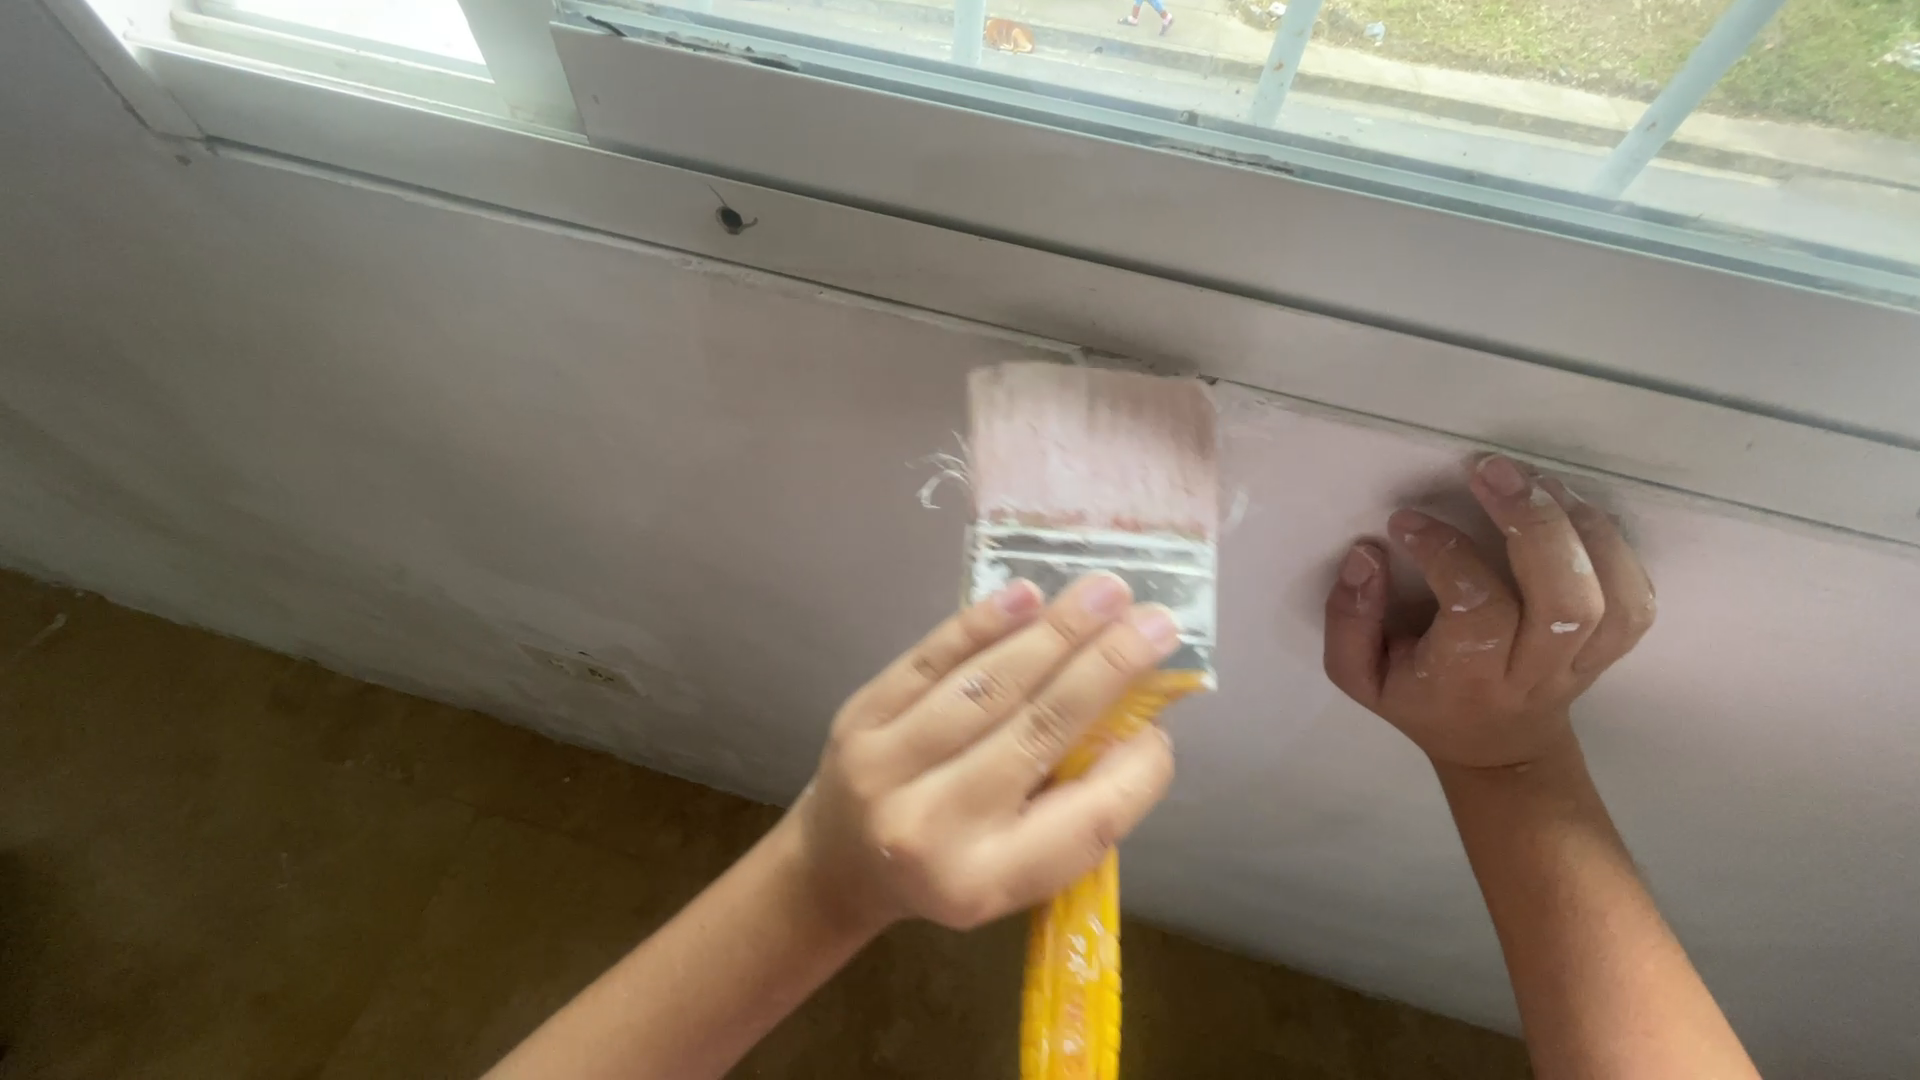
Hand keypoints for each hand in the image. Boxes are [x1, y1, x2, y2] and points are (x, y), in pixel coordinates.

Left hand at [791, 572, 1180, 933]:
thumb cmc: (945, 866)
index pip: (1084, 819)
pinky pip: (932, 659)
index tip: (1167, 724)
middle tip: (1158, 623)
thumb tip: (1137, 722)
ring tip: (1107, 593)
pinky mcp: (861, 717)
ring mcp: (889, 765)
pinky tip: (1028, 596)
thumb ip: (1072, 808)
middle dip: (1107, 669)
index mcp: (985, 880)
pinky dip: (983, 624)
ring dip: (1056, 633)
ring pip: (989, 685)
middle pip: (1038, 732)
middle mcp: (935, 826)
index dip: (1137, 770)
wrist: (840, 861)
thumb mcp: (1012, 869)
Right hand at [1323, 455, 1656, 770]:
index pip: (1476, 608)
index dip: (1445, 553)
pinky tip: (1570, 504)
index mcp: (1469, 676)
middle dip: (1532, 523)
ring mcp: (1585, 659)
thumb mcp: (1358, 674)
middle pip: (1563, 598)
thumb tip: (1367, 555)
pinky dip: (1613, 543)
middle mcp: (1537, 670)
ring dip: (1580, 525)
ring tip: (1534, 479)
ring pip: (1612, 595)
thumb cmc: (1419, 702)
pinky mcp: (1614, 645)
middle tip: (1491, 471)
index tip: (1406, 521)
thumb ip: (1348, 619)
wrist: (1499, 747)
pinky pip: (1636, 595)